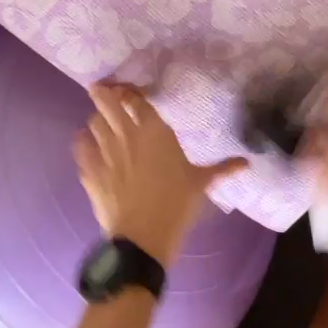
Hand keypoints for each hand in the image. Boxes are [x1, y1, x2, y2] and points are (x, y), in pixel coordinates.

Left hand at [74, 84, 246, 264]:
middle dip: (104, 92)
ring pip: (94, 122)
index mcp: (156, 131)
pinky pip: (80, 147)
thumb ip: (222, 168)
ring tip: (102, 120)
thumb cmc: (177, 204)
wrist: (143, 237)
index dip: (132, 92)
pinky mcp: (90, 172)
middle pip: (109, 102)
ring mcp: (105, 153)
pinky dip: (82, 142)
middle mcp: (128, 135)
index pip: (138, 100)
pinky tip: (85, 143)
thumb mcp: (202, 183)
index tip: (132, 92)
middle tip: (104, 90)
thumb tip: (247, 164)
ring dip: (97, 117)